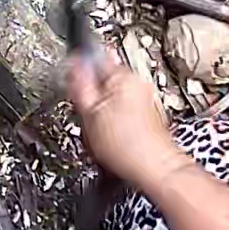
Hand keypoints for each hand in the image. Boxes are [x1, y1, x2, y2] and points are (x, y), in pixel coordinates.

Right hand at [66, 51, 190, 190]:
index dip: (77, 72)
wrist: (155, 171)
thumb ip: (80, 83)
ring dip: (103, 108)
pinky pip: (124, 109)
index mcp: (123, 76)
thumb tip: (75, 62)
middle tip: (86, 113)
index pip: (93, 58)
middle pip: (103, 79)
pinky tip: (112, 135)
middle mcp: (138, 83)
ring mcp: (147, 99)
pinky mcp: (150, 115)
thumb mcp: (89, 111)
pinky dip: (115, 119)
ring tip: (100, 128)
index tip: (72, 84)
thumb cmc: (127, 145)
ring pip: (113, 96)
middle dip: (92, 94)